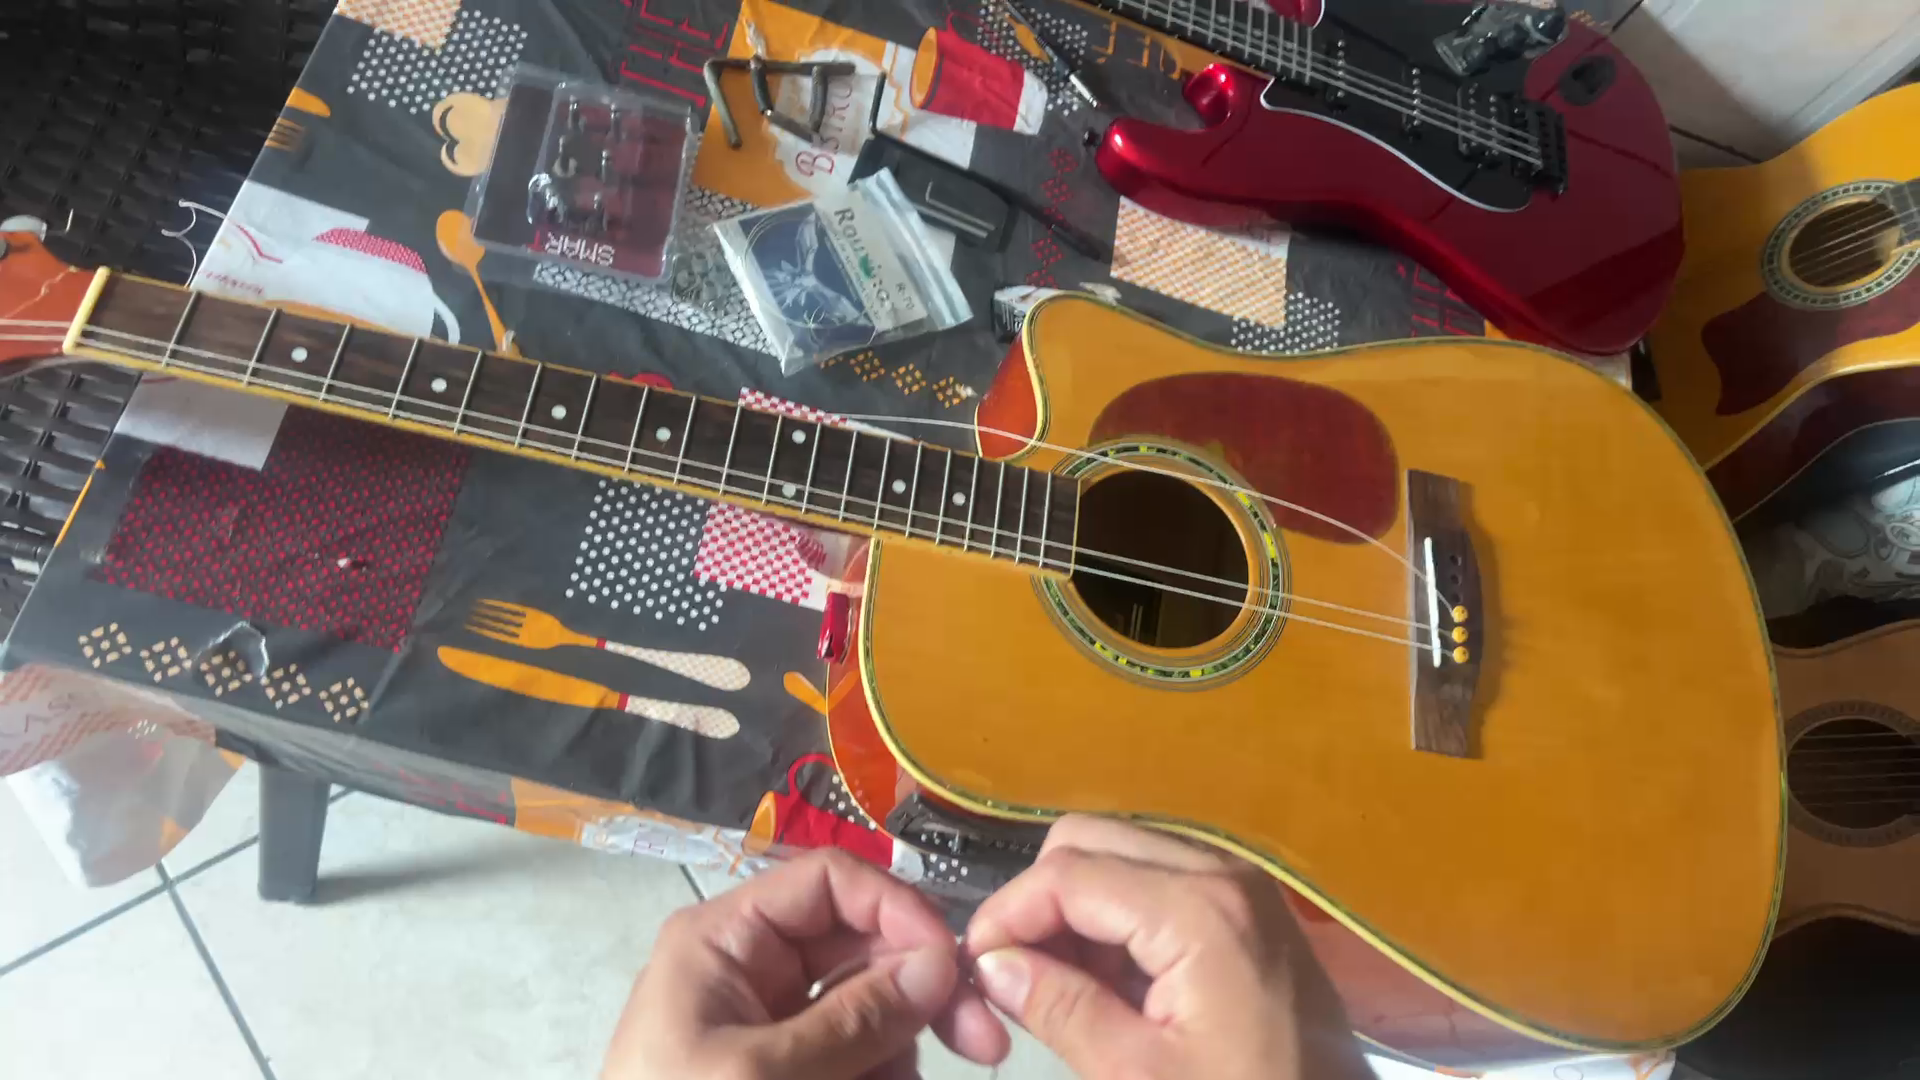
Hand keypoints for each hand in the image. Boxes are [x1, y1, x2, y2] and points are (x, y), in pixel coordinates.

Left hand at [602, 848, 1008, 1079]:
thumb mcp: (760, 1078)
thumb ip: (856, 1019)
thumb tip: (944, 962)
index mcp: (729, 935)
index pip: (829, 880)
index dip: (894, 905)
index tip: (950, 959)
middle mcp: (757, 962)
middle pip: (861, 940)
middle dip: (920, 985)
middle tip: (983, 1038)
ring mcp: (777, 1017)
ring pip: (872, 998)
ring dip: (905, 1042)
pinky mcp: (794, 1065)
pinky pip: (860, 1048)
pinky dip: (885, 1069)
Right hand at [963, 815, 1370, 1079]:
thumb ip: (1059, 1009)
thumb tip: (990, 961)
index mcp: (1198, 909)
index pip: (1069, 874)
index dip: (1010, 910)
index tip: (978, 958)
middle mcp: (1217, 865)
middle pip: (1088, 838)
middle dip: (1042, 897)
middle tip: (1024, 969)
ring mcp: (1234, 873)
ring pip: (1116, 846)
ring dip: (1076, 901)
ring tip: (1071, 979)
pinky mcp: (1242, 892)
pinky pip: (1151, 869)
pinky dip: (1115, 907)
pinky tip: (1116, 972)